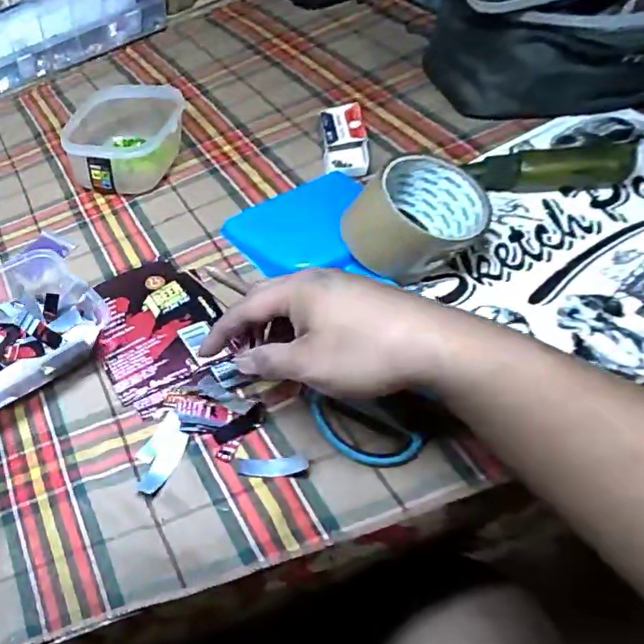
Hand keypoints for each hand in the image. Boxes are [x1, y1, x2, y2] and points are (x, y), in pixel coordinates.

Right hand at [198, 269, 512, 396]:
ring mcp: (339, 286)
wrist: (438, 346)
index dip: (220, 333)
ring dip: (269, 333)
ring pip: (288, 306)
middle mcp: (314, 279)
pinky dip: (294, 331)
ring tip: (264, 359)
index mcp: (295, 288)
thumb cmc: (362, 353)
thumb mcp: (305, 363)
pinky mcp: (358, 299)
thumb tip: (238, 360)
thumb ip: (265, 361)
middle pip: (264, 301)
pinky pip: (311, 311)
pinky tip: (300, 352)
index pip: (243, 308)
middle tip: (233, 354)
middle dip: (243, 329)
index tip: (204, 355)